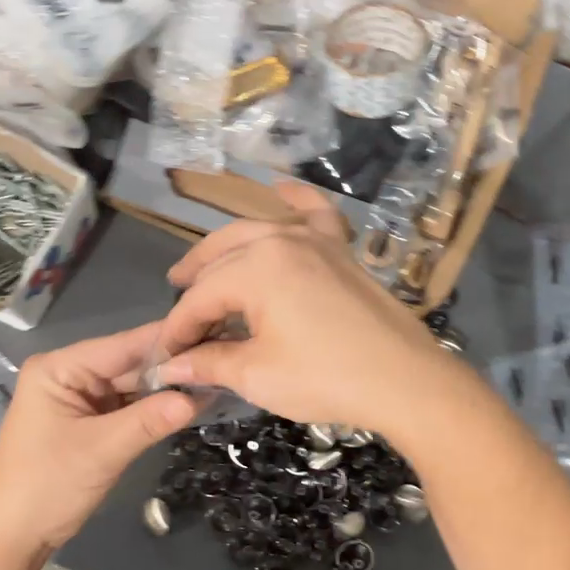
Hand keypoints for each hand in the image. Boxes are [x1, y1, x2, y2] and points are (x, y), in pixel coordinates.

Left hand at [0, 324, 196, 550]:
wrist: (11, 537)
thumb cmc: (46, 486)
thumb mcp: (102, 450)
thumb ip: (150, 420)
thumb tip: (200, 396)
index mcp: (59, 368)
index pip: (123, 345)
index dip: (169, 342)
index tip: (215, 334)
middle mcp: (68, 375)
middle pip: (129, 364)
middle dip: (172, 369)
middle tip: (224, 365)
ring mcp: (79, 400)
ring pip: (131, 387)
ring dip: (166, 391)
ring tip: (216, 382)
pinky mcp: (88, 424)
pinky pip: (127, 409)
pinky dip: (153, 411)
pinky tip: (189, 406)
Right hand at [150, 182, 465, 436]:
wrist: (403, 380)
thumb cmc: (325, 379)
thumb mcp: (257, 375)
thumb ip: (209, 363)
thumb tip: (169, 367)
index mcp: (255, 268)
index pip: (200, 298)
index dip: (178, 330)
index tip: (166, 357)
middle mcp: (281, 240)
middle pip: (221, 259)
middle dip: (193, 288)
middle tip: (178, 317)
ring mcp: (316, 240)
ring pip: (257, 232)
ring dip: (224, 250)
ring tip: (200, 269)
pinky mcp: (342, 251)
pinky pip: (315, 214)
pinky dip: (295, 202)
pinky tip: (281, 188)